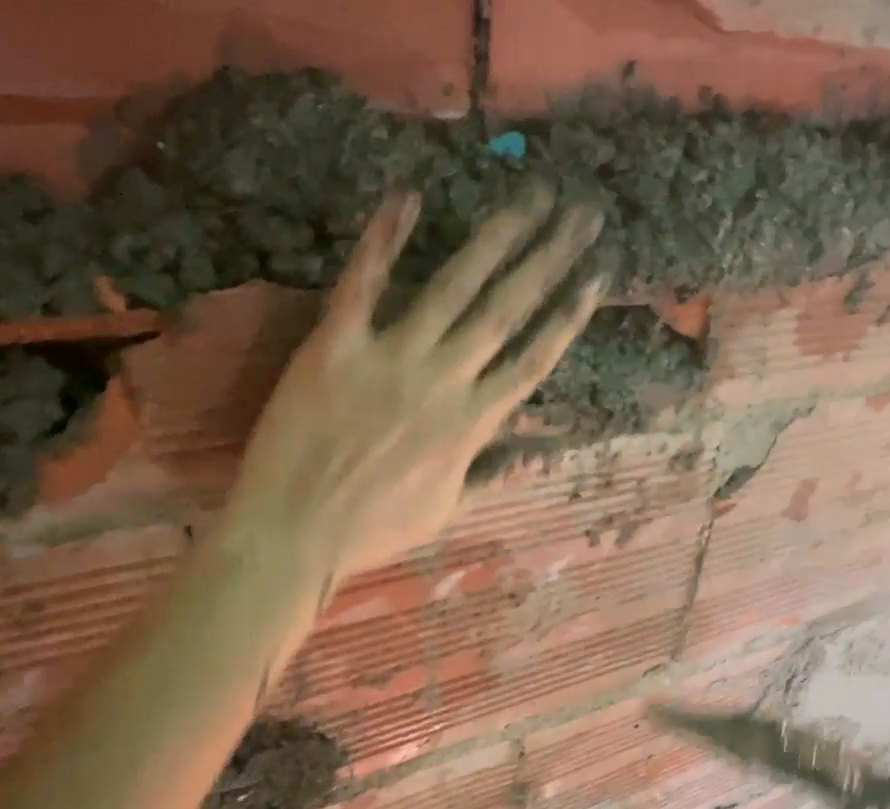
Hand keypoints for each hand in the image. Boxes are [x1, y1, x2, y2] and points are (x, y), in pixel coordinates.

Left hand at [222, 186, 604, 579]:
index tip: (596, 274)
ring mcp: (390, 357)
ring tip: (530, 196)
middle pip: (506, 310)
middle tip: (582, 210)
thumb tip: (545, 453)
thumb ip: (493, 474)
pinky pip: (364, 284)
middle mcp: (442, 381)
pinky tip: (407, 196)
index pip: (532, 359)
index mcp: (471, 425)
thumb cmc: (372, 529)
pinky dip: (384, 239)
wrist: (293, 532)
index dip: (568, 314)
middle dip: (549, 257)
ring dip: (495, 238)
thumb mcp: (445, 510)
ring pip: (453, 287)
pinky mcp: (335, 345)